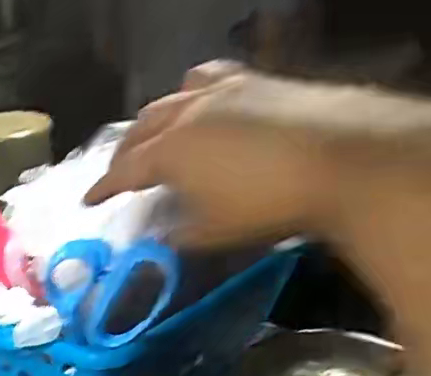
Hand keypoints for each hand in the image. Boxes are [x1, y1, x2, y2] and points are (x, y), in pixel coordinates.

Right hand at [85, 63, 430, 247]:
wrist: (342, 156)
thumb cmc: (265, 204)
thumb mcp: (211, 233)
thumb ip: (176, 235)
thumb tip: (157, 239)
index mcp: (170, 150)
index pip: (124, 170)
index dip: (104, 188)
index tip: (87, 201)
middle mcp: (189, 111)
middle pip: (143, 127)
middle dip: (124, 151)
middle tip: (116, 172)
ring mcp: (225, 89)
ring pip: (174, 96)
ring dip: (155, 117)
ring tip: (154, 132)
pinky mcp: (258, 81)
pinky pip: (211, 80)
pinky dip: (193, 95)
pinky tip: (203, 104)